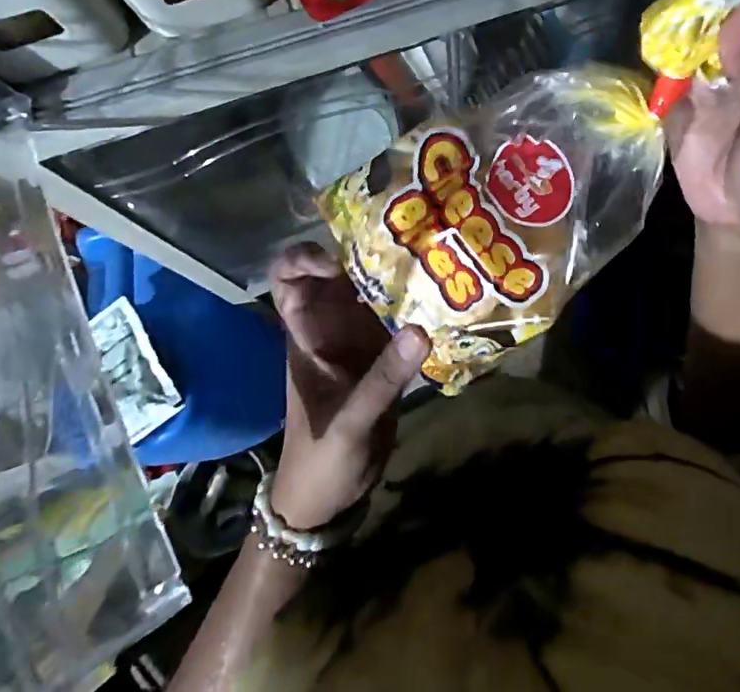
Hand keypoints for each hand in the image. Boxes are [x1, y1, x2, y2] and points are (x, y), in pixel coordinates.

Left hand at [267, 244, 428, 528]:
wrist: (327, 499)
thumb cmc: (320, 459)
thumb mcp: (349, 422)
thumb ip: (382, 380)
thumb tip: (421, 331)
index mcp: (306, 334)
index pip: (290, 277)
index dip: (306, 257)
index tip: (342, 258)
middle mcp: (331, 327)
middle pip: (343, 273)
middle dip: (368, 251)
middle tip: (408, 240)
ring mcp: (359, 339)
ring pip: (374, 291)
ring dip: (400, 275)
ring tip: (436, 259)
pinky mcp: (384, 356)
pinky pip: (400, 320)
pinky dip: (419, 308)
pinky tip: (449, 300)